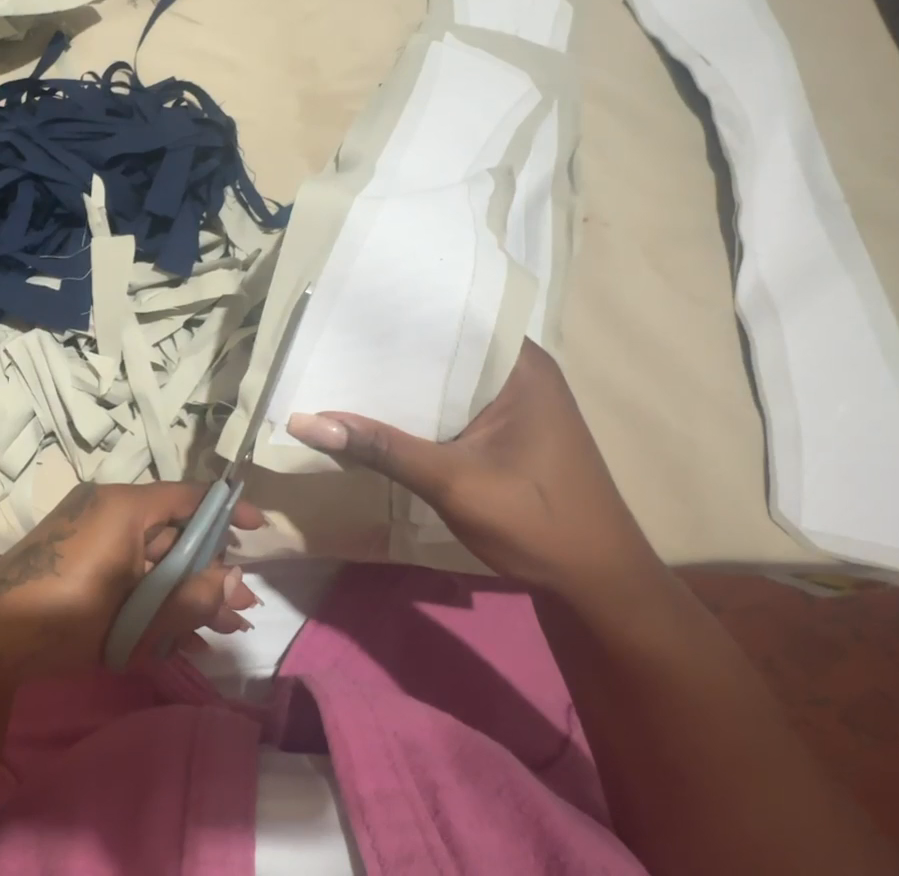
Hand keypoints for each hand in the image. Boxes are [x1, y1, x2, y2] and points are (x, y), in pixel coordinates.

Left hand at [0, 482, 263, 682]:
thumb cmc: (64, 616)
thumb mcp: (135, 613)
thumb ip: (189, 598)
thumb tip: (238, 582)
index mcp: (124, 507)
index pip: (189, 497)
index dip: (227, 511)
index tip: (259, 531)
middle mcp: (109, 511)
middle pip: (173, 532)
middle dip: (211, 572)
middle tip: (243, 608)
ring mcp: (90, 534)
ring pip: (153, 557)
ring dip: (186, 591)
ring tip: (225, 629)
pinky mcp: (77, 558)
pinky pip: (127, 568)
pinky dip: (153, 596)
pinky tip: (182, 636)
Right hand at [286, 340, 663, 598]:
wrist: (595, 584)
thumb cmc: (539, 522)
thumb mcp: (453, 482)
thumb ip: (382, 448)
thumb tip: (302, 421)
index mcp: (521, 368)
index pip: (452, 320)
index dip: (397, 315)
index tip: (342, 313)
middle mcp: (517, 375)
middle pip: (441, 352)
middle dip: (386, 353)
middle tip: (322, 344)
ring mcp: (511, 406)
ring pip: (440, 383)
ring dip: (396, 387)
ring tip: (332, 372)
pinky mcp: (500, 434)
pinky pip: (445, 409)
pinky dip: (411, 413)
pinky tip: (367, 417)